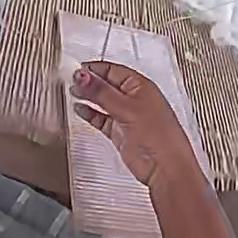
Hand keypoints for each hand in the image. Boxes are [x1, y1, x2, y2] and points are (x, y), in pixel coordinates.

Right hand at [71, 62, 199, 187]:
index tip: (78, 69)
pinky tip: (81, 108)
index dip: (95, 69)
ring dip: (88, 96)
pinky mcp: (121, 132)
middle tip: (73, 79)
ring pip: (103, 101)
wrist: (164, 168)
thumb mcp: (126, 108)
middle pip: (107, 85)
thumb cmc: (159, 138)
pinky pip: (102, 118)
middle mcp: (135, 100)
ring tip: (74, 91)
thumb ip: (102, 92)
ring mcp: (127, 116)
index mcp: (141, 87)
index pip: (114, 70)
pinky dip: (90, 113)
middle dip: (90, 81)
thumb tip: (84, 76)